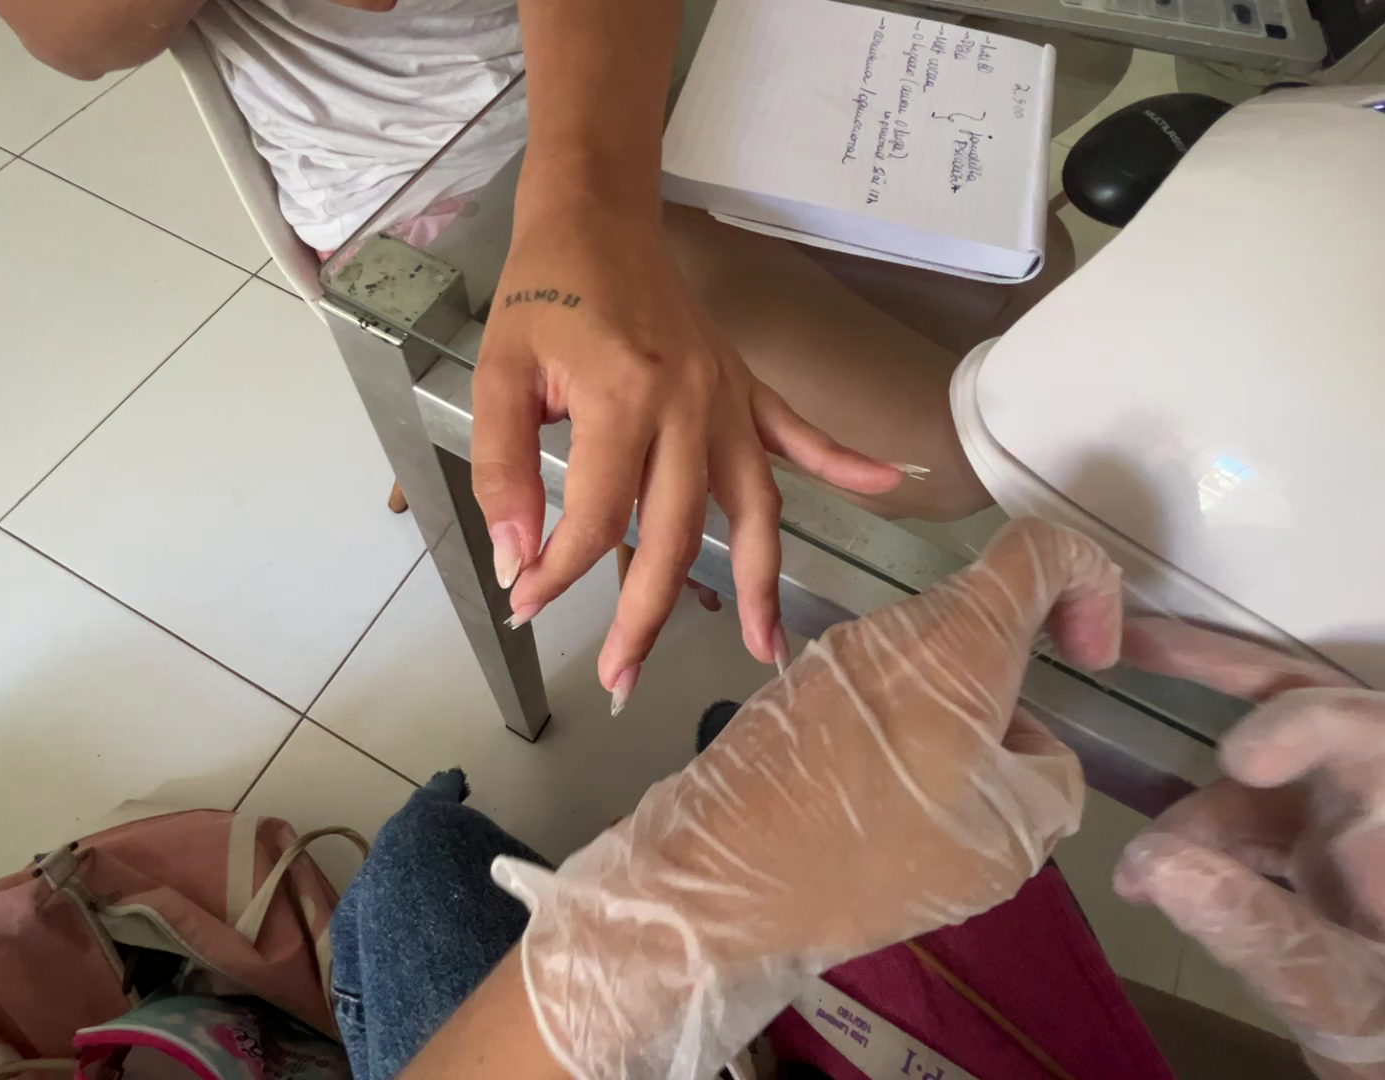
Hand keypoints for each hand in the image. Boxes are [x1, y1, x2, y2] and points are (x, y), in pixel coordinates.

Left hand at [471, 202, 905, 704]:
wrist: (596, 219)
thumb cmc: (542, 293)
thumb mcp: (498, 376)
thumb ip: (502, 468)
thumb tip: (516, 557)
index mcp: (623, 401)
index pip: (595, 518)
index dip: (556, 571)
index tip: (525, 600)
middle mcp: (690, 408)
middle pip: (678, 536)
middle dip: (646, 617)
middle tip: (620, 682)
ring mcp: (727, 399)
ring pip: (753, 508)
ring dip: (761, 582)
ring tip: (763, 649)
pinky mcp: (744, 388)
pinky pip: (799, 433)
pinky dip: (843, 463)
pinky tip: (886, 484)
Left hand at [493, 519, 1122, 1079]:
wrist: (726, 873)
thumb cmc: (875, 855)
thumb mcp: (1013, 835)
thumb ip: (1046, 766)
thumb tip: (1015, 737)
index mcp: (956, 645)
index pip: (1035, 548)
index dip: (1088, 582)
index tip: (1087, 660)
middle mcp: (891, 628)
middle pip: (980, 613)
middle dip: (1015, 679)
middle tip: (1006, 773)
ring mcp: (835, 651)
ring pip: (928, 656)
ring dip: (957, 712)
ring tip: (939, 803)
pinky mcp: (797, 683)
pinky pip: (878, 682)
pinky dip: (906, 722)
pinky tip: (884, 796)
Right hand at [1113, 619, 1384, 1079]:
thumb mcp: (1341, 1009)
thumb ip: (1250, 931)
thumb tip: (1145, 858)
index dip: (1311, 721)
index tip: (1229, 757)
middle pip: (1324, 708)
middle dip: (1225, 669)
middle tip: (1135, 643)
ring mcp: (1362, 837)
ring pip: (1269, 779)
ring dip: (1190, 808)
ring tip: (1138, 874)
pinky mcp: (1331, 861)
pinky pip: (1251, 825)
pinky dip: (1194, 845)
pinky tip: (1152, 884)